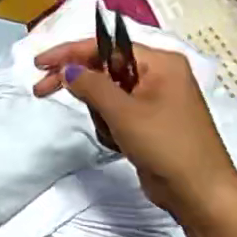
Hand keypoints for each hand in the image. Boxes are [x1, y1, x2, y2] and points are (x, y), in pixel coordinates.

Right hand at [33, 39, 236, 227]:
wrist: (196, 189)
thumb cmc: (165, 145)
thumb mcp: (124, 113)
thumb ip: (92, 87)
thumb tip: (67, 70)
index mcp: (159, 63)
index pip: (107, 47)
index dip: (70, 53)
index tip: (40, 64)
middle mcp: (158, 76)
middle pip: (105, 70)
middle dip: (80, 85)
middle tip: (41, 92)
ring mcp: (154, 101)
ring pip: (108, 97)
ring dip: (100, 115)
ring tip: (114, 135)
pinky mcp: (148, 124)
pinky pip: (117, 116)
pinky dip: (110, 128)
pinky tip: (120, 144)